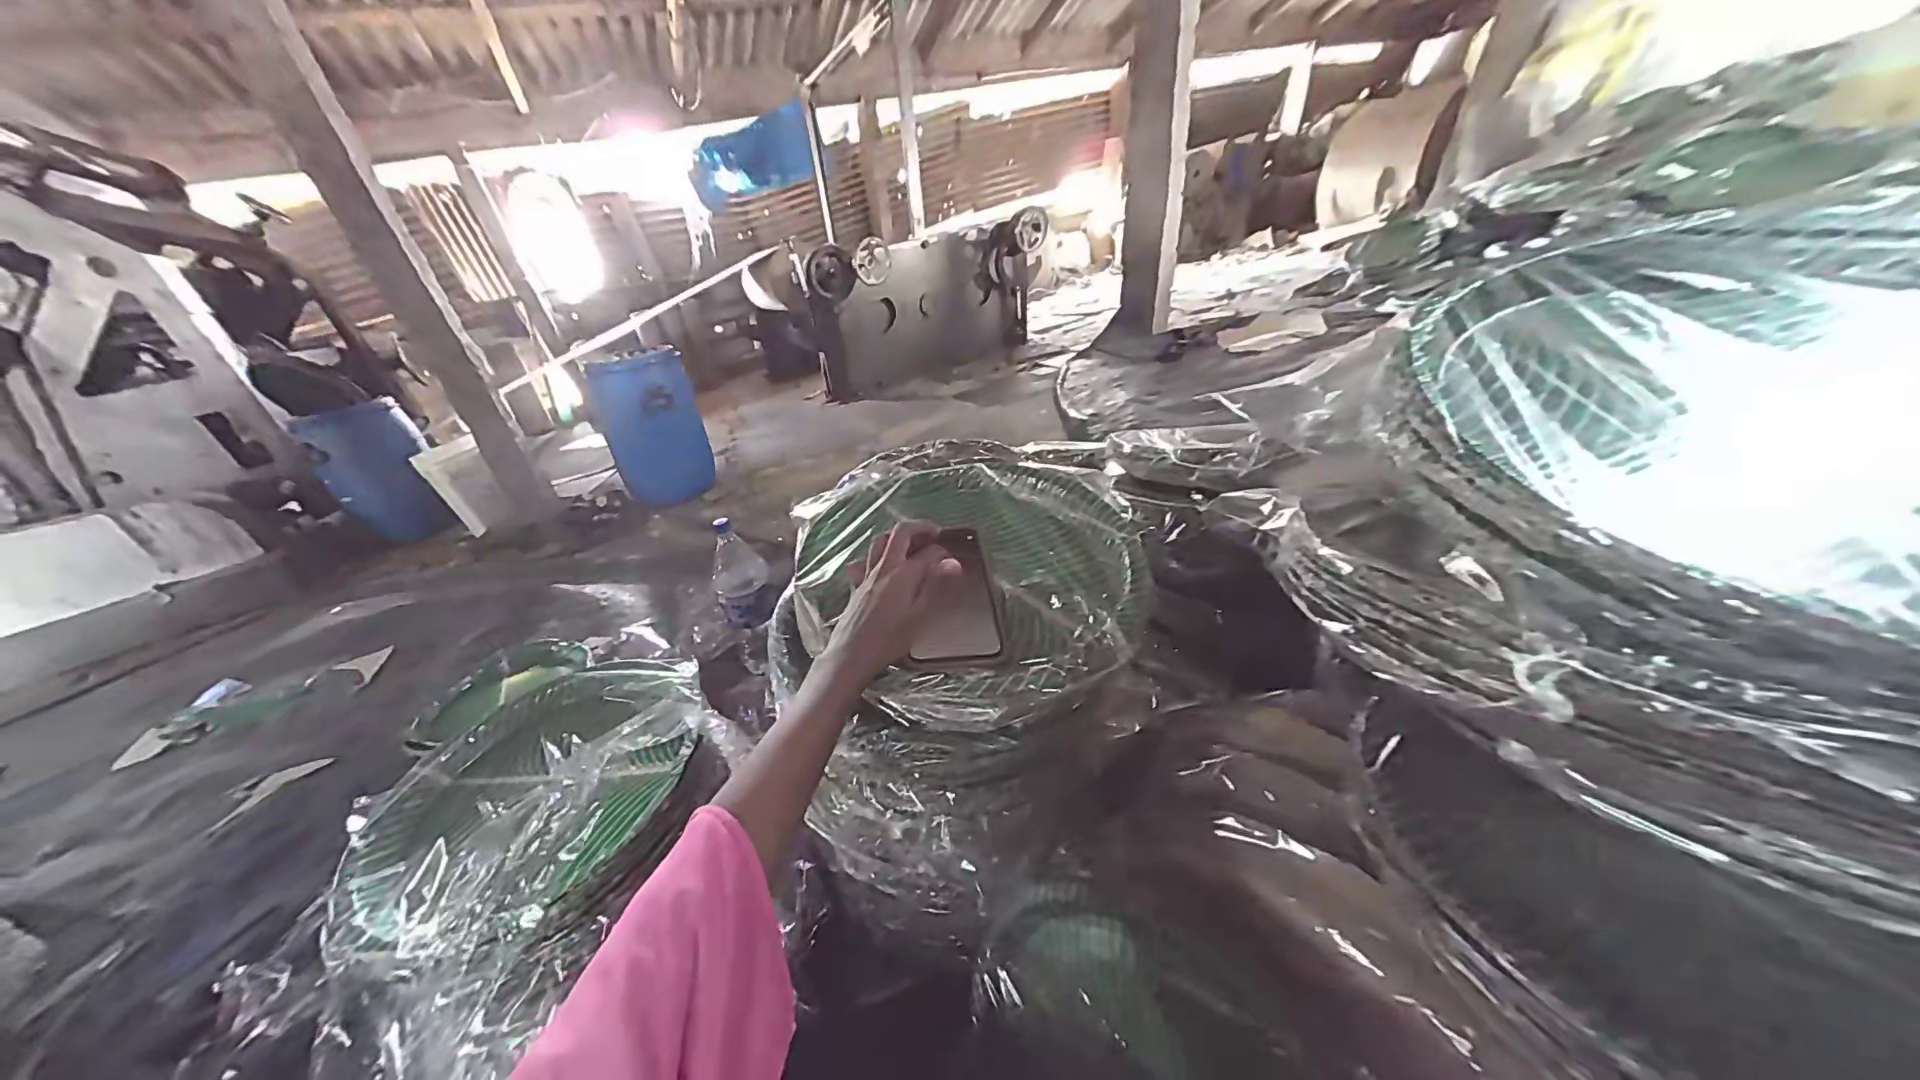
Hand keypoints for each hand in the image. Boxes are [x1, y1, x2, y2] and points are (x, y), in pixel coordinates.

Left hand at [820, 522, 962, 684]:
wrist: (851, 654)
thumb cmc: (889, 639)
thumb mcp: (920, 615)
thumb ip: (936, 585)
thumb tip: (953, 563)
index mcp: (903, 573)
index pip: (930, 552)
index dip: (945, 553)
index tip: (954, 562)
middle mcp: (884, 567)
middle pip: (901, 533)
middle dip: (920, 528)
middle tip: (935, 534)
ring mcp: (867, 574)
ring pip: (881, 541)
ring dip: (898, 537)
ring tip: (912, 543)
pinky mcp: (856, 585)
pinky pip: (865, 560)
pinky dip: (876, 556)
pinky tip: (880, 566)